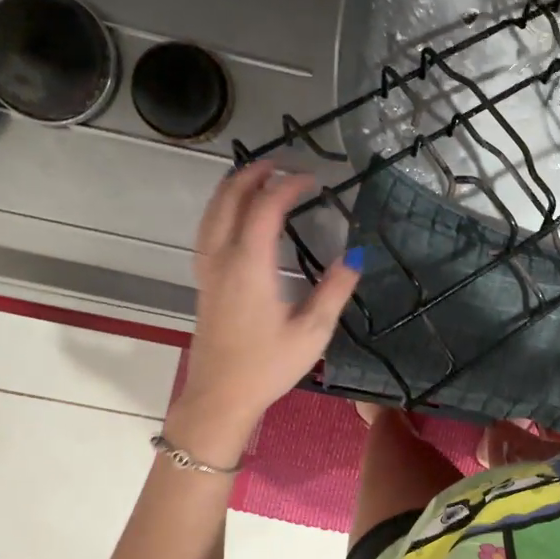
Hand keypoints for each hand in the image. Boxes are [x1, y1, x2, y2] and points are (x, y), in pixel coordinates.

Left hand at [170, 163, 360, 463]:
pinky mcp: (203, 281)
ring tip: (256, 176)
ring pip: (212, 211)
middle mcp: (223, 258)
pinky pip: (208, 228)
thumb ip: (335, 290)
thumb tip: (356, 256)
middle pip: (230, 198)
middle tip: (282, 163)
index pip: (266, 207)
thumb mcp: (312, 332)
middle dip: (254, 174)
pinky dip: (222, 208)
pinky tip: (234, 215)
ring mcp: (208, 269)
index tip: (315, 180)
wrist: (221, 396)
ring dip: (234, 187)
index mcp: (250, 265)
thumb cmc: (268, 366)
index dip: (290, 186)